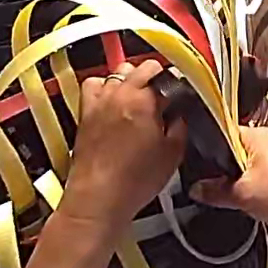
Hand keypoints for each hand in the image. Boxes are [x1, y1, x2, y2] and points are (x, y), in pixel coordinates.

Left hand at [54, 60, 186, 244]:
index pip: (168, 76)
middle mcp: (121, 93)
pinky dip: (104, 85)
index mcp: (146, 100)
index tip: (181, 93)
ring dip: (132, 78)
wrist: (98, 200)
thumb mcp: (172, 154)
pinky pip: (93, 84)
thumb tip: (180, 116)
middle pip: (144, 66)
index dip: (178, 84)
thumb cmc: (132, 181)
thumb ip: (180, 127)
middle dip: (158, 76)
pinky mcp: (86, 112)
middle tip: (164, 94)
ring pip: (120, 70)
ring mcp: (101, 100)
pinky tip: (113, 99)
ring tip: (140, 95)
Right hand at [191, 126, 267, 237]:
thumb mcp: (242, 194)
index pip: (225, 132)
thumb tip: (197, 189)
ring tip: (235, 195)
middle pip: (235, 150)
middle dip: (225, 169)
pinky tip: (251, 201)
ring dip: (240, 181)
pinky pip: (261, 176)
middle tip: (215, 184)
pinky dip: (254, 188)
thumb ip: (216, 191)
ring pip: (248, 165)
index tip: (200, 163)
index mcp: (257, 134)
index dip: (210, 148)